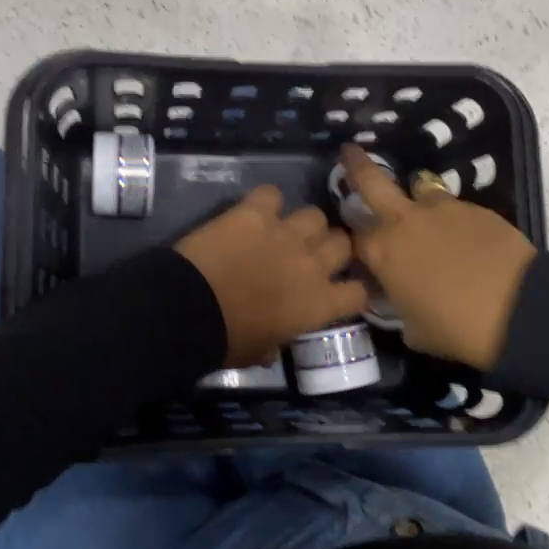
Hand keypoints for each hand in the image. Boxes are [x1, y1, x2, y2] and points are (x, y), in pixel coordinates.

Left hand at [174, 186, 368, 367]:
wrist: (189, 310)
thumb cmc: (226, 340)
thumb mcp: (258, 353)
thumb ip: (275, 345)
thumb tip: (273, 349)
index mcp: (318, 305)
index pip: (359, 292)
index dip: (351, 288)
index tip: (338, 288)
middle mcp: (312, 265)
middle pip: (342, 243)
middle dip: (329, 248)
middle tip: (309, 255)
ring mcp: (285, 234)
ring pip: (315, 215)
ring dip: (303, 225)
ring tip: (284, 231)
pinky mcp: (255, 213)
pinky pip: (271, 194)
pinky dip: (264, 202)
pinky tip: (253, 212)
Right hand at [340, 145, 537, 368]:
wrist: (519, 311)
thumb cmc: (455, 328)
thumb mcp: (413, 329)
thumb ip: (397, 304)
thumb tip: (400, 296)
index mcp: (381, 251)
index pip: (352, 237)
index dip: (353, 242)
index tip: (359, 252)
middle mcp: (404, 220)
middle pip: (373, 181)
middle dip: (357, 166)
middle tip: (349, 152)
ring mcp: (443, 209)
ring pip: (420, 192)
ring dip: (418, 203)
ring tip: (432, 225)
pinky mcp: (476, 208)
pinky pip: (455, 209)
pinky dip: (453, 222)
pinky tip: (468, 244)